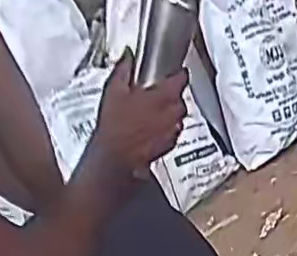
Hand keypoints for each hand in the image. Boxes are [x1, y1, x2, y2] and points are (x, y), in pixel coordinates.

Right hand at [90, 54, 187, 173]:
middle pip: (181, 102)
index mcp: (161, 98)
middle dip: (175, 96)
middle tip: (165, 93)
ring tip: (160, 111)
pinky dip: (169, 128)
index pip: (180, 81)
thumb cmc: (116, 126)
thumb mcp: (114, 89)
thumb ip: (124, 69)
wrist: (116, 157)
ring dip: (173, 113)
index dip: (180, 75)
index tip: (179, 73)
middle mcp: (170, 116)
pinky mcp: (167, 147)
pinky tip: (157, 128)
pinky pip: (174, 134)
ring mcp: (170, 133)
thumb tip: (128, 57)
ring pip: (179, 119)